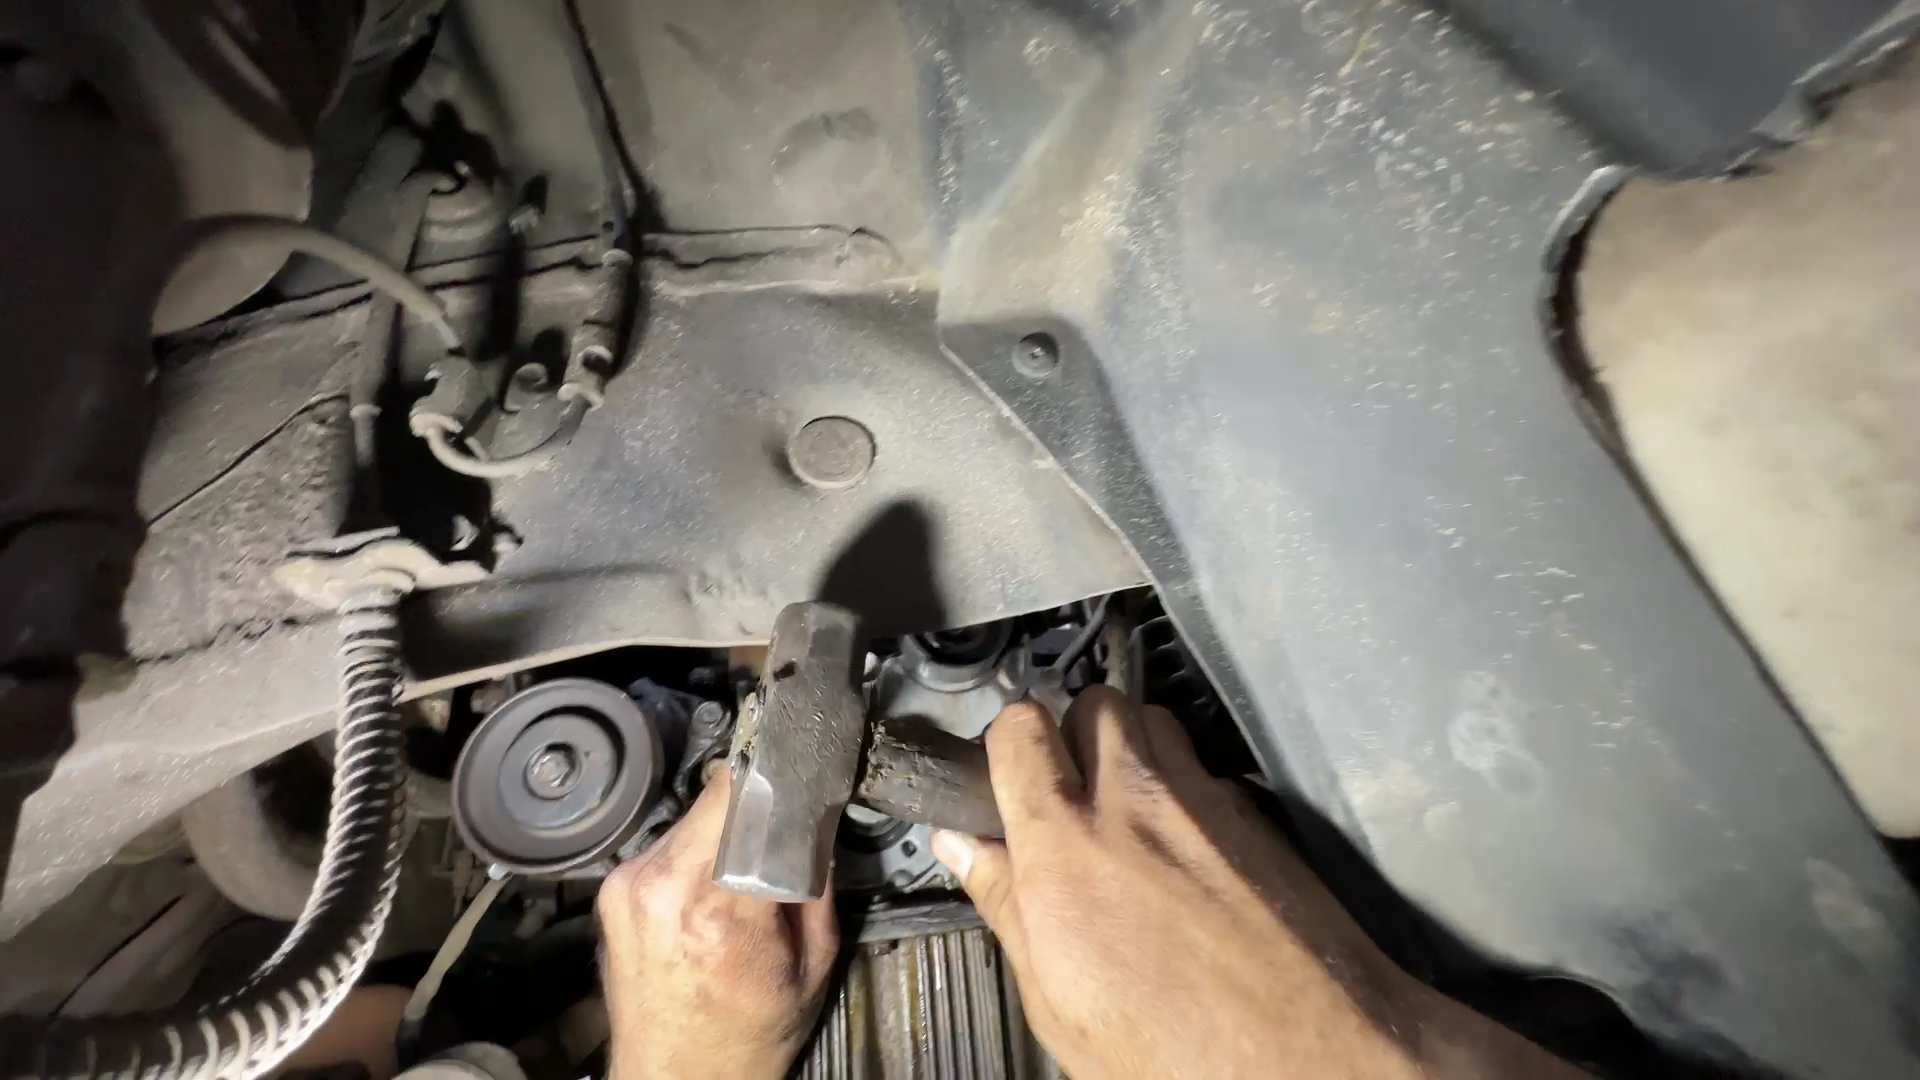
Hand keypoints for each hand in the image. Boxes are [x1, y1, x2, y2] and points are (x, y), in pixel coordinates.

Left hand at [597, 769, 838, 1079]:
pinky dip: (698, 847)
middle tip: (779, 817)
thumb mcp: (814, 962)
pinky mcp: (614, 891)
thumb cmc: (746, 1036)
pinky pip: (670, 840)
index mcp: (716, 909)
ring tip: (747, 859)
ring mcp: (628, 888)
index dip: (773, 775)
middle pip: (715, 797)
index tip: (797, 769)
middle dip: (752, 799)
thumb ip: (819, 881)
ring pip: (692, 813)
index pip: (742, 796)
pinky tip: (713, 880)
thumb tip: (818, 814)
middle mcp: (661, 890)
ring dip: (724, 823)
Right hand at [933, 686, 1579, 1079]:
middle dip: (1070, 728)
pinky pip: (1196, 757)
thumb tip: (961, 846)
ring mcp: (1196, 795)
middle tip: (1068, 781)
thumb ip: (1004, 903)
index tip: (1008, 772)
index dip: (1006, 743)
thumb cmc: (1182, 1056)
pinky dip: (1176, 774)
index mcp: (1064, 848)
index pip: (1018, 731)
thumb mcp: (1059, 1003)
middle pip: (1087, 701)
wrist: (1320, 1063)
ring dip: (1122, 739)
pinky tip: (1178, 829)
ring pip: (1144, 713)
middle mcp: (1128, 800)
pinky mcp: (1247, 806)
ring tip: (1121, 795)